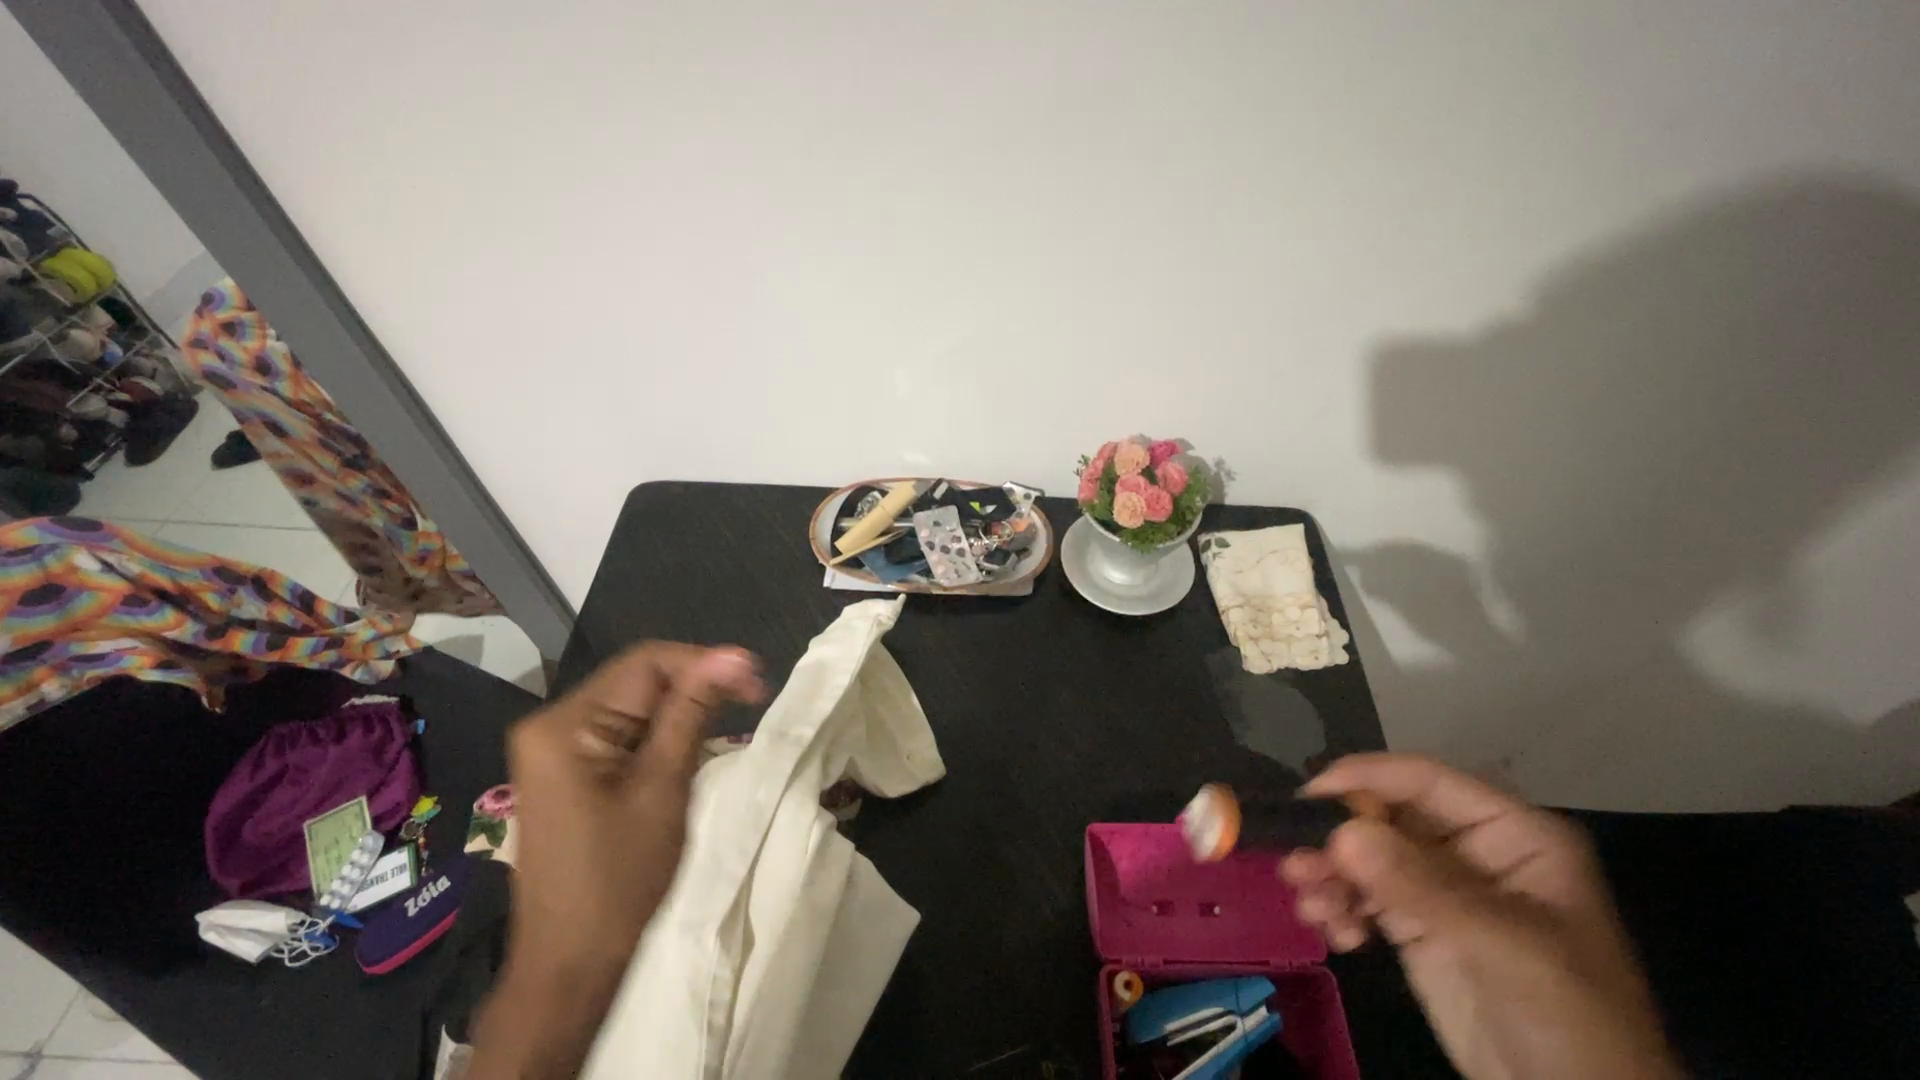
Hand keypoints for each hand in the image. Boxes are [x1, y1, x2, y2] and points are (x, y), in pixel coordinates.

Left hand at [469, 642, 764, 1079]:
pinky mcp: (565, 773)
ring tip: (721, 736)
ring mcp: (553, 750)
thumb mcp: (664, 787)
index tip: (758, 686)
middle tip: (747, 710)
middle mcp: (550, 724)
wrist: (570, 964)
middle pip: (636, 681)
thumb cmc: (619, 878)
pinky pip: (621, 734)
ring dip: (680, 714)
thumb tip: (734, 654)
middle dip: (694, 689)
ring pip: (633, 706)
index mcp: (564, 724)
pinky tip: (687, 755)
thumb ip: (693, 712)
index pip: (646, 662)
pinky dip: (659, 738)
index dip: (706, 664)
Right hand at [1281, 754, 1682, 1079]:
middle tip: (1297, 865)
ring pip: (1366, 857)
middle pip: (1386, 817)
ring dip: (1330, 875)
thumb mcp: (1506, 948)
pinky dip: (1339, 909)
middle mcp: (1471, 850)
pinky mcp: (1416, 929)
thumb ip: (1424, 888)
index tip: (1309, 795)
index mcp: (1512, 834)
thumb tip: (1342, 834)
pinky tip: (1336, 935)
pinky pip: (1363, 899)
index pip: (1427, 783)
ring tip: (1310, 906)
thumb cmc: (1571, 1017)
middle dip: (1338, 837)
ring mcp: (1441, 891)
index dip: (1368, 779)